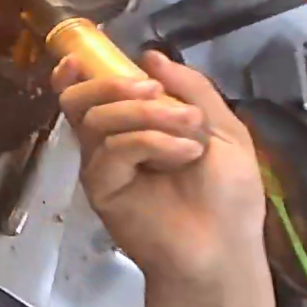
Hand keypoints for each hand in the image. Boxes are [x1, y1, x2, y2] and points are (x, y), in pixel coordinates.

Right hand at [54, 51, 270, 306]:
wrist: (224, 249)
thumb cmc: (228, 196)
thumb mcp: (224, 130)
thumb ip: (191, 90)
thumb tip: (149, 56)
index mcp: (129, 126)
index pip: (89, 94)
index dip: (79, 73)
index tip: (80, 59)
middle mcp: (106, 143)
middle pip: (80, 99)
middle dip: (112, 84)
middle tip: (153, 91)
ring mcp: (100, 165)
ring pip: (97, 118)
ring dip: (145, 113)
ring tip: (189, 131)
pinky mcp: (100, 187)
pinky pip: (113, 149)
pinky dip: (151, 142)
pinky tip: (183, 155)